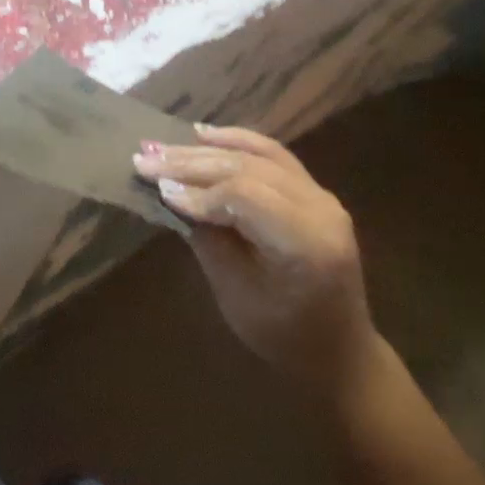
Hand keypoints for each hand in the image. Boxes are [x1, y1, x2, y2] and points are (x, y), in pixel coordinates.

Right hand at [134, 125, 376, 395]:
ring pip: (258, 156)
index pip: (245, 196)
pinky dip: (238, 143)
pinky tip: (204, 135)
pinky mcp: (314, 193)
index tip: (156, 190)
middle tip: (145, 159)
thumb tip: (172, 195)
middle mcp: (320, 210)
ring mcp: (321, 197)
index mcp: (305, 244)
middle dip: (191, 163)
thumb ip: (207, 238)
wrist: (339, 350)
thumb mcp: (235, 294)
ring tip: (162, 146)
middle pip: (248, 170)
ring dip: (206, 150)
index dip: (198, 190)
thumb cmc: (282, 335)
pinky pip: (274, 157)